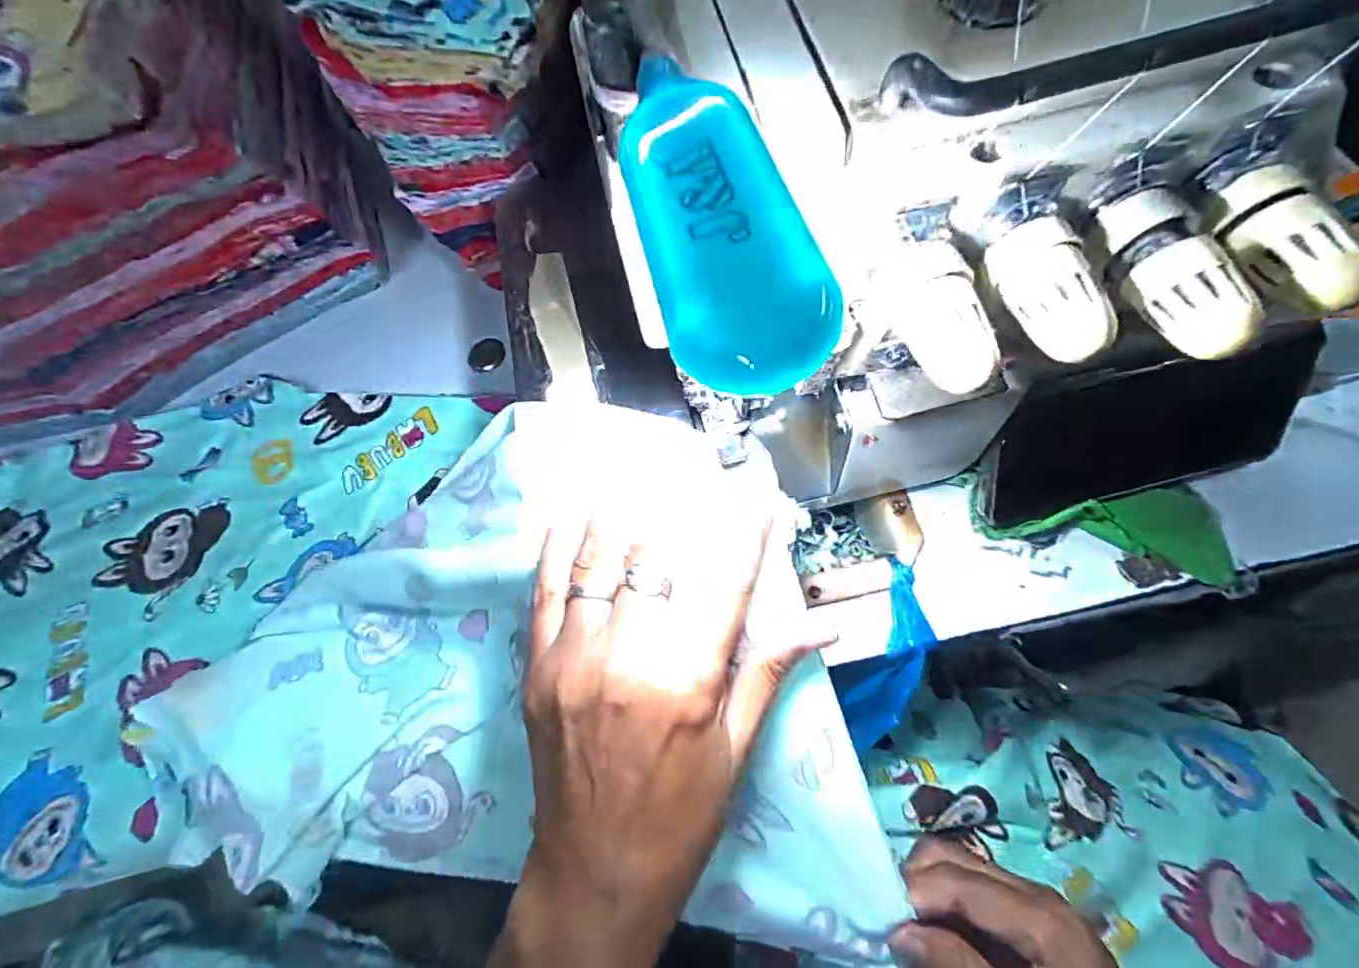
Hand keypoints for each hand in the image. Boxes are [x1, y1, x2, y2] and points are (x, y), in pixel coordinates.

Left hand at [490, 517, 830, 967]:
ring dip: (615, 523)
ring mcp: (574, 660)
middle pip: (653, 563)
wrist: (596, 869)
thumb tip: (821, 626)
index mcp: (687, 682)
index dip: (744, 537)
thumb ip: (766, 673)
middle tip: (685, 489)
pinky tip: (568, 521)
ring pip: (596, 567)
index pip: (724, 587)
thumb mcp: (735, 750)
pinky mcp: (537, 668)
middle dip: (675, 521)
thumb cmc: (679, 816)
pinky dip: (557, 552)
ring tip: (628, 489)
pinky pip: (544, 594)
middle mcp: (628, 659)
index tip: (755, 500)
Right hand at [892, 839, 1116, 967]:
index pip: (951, 877)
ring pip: (958, 865)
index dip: (907, 893)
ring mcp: (1034, 901)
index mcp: (1038, 914)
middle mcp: (1033, 892)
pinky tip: (939, 931)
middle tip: (889, 923)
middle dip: (912, 881)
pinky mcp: (1033, 917)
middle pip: (950, 856)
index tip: (875, 922)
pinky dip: (946, 901)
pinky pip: (975, 888)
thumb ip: (959, 967)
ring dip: (926, 889)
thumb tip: (897, 931)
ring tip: (910, 928)